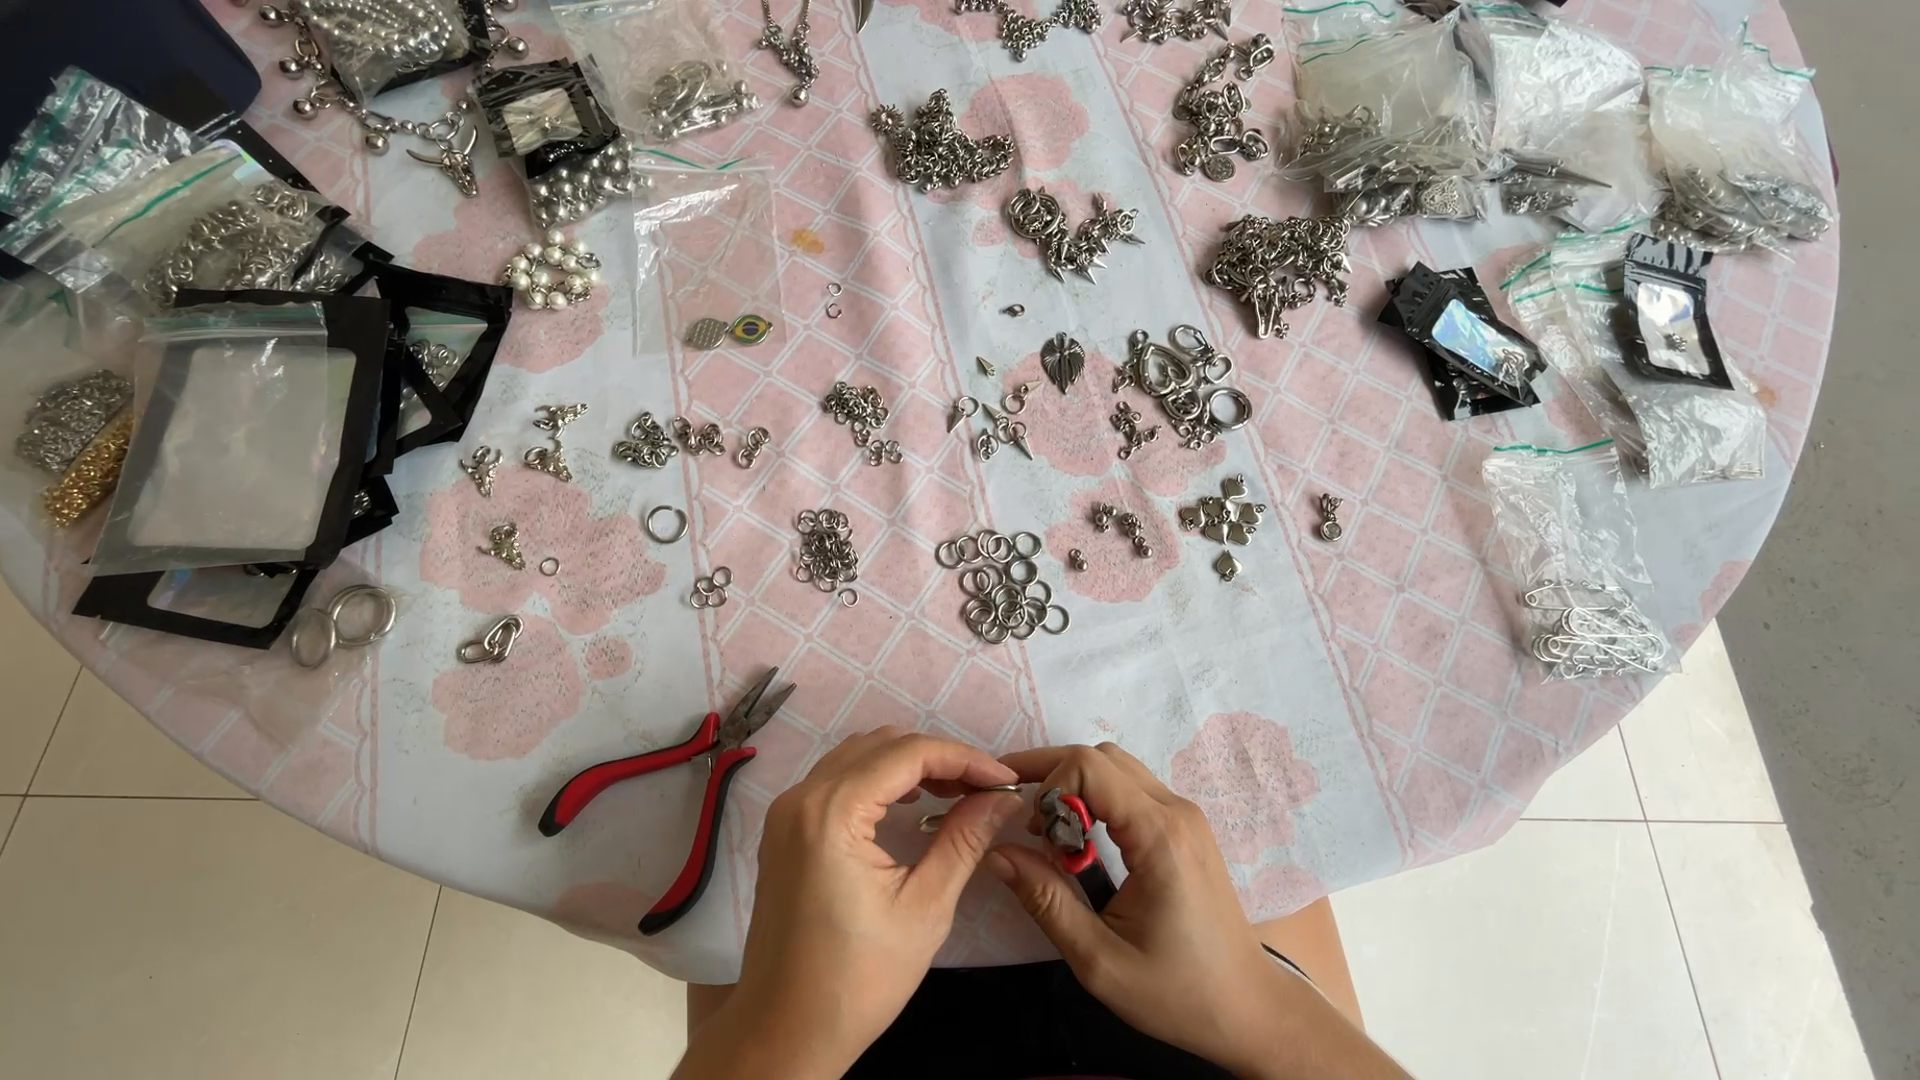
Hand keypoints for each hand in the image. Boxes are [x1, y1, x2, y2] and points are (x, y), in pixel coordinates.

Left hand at [677, 728, 1023, 1079]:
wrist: (784, 1033)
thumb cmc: (857, 980)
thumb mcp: (925, 908)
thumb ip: (965, 839)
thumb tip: (1004, 797)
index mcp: (831, 812)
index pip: (908, 753)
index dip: (963, 758)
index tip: (1004, 779)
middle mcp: (802, 796)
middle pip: (882, 745)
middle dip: (939, 758)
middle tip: (983, 788)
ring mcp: (787, 810)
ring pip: (859, 755)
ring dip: (909, 764)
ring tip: (956, 792)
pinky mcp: (785, 827)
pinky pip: (839, 778)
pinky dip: (879, 779)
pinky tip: (911, 802)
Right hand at [989, 743, 1408, 1079]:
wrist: (1249, 1010)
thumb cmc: (1177, 992)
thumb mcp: (1099, 960)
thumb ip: (1046, 900)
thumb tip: (996, 853)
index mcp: (1159, 836)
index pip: (1089, 765)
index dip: (1048, 785)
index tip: (1033, 833)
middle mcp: (1175, 810)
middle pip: (1100, 756)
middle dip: (1053, 776)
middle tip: (1026, 820)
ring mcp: (1185, 814)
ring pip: (1115, 764)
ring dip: (1074, 784)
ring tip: (1049, 830)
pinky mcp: (1185, 826)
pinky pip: (1131, 785)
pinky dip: (1096, 795)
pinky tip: (1081, 835)